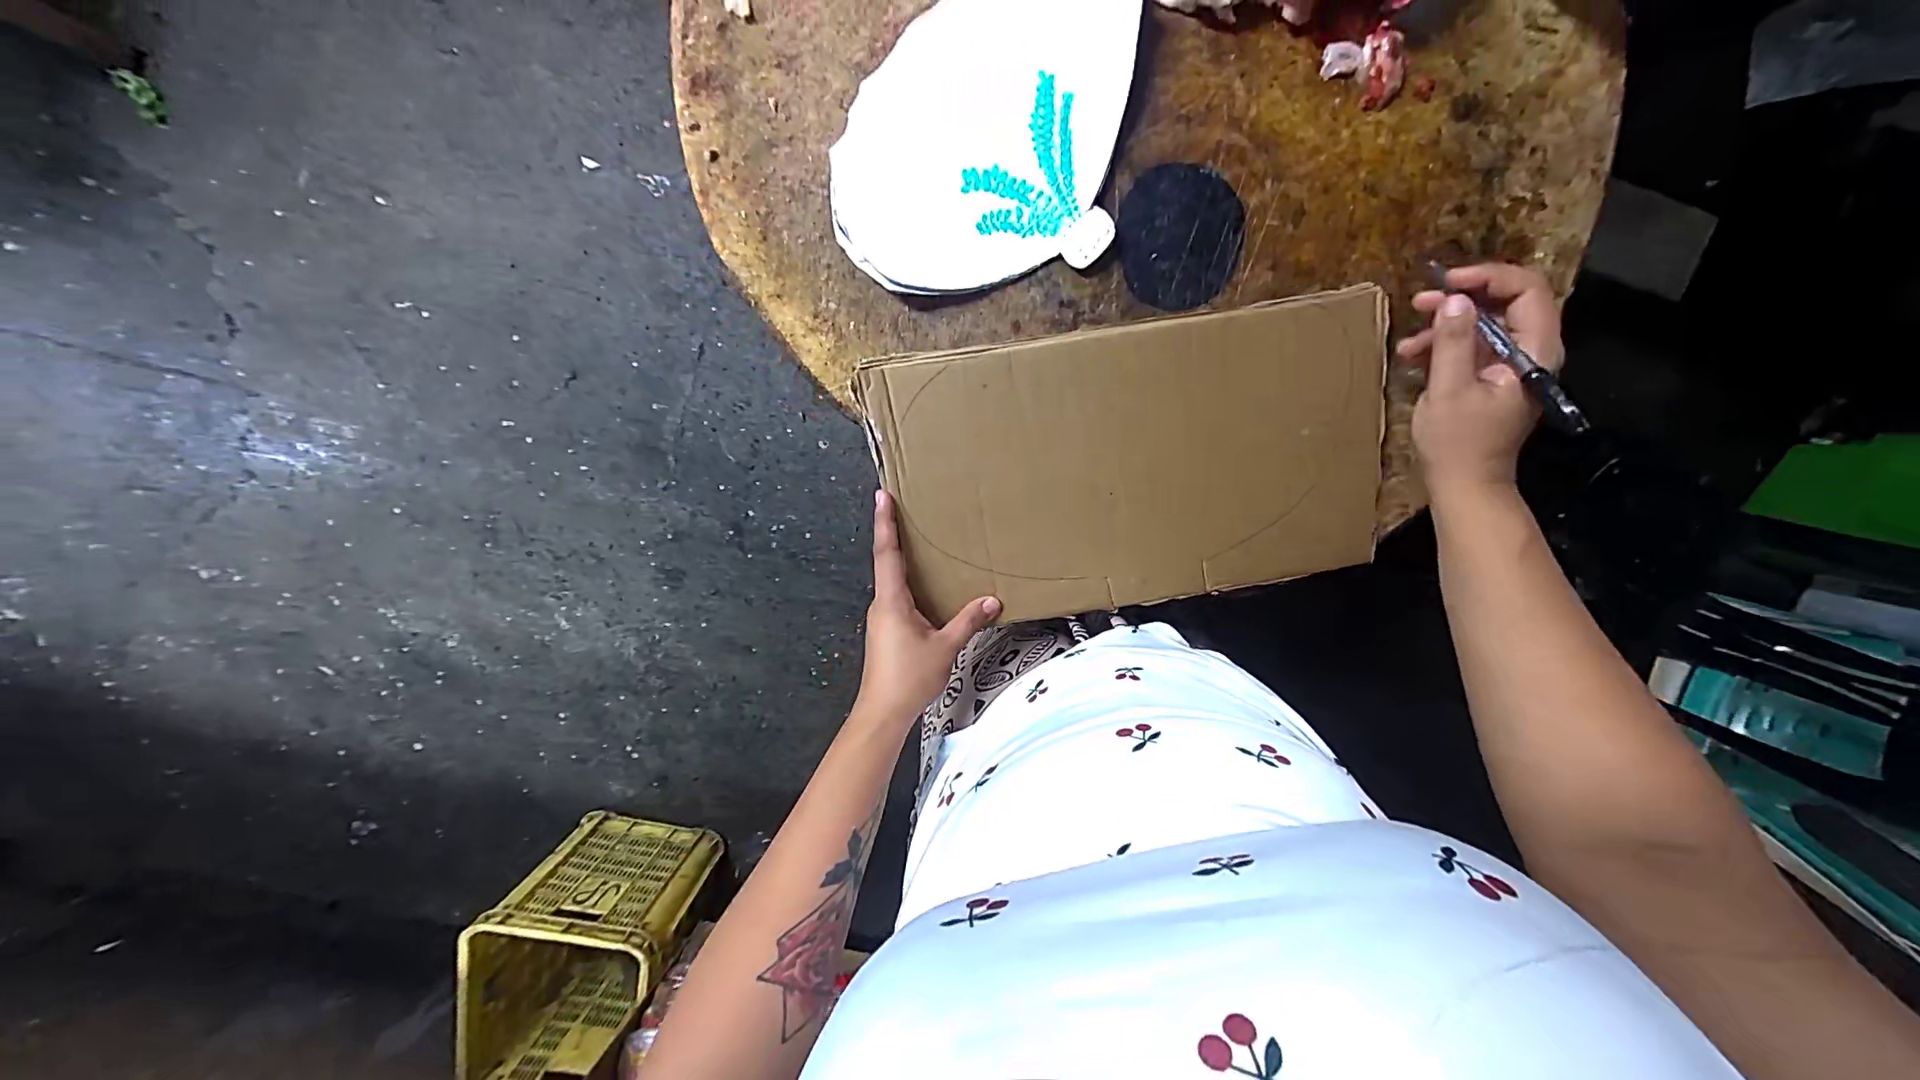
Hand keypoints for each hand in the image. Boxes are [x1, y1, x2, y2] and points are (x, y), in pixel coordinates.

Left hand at [854, 491, 1000, 723]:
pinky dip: (910, 586)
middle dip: (894, 534)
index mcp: (892, 601)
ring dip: (903, 562)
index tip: (882, 497)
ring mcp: (881, 619)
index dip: (885, 523)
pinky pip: (898, 599)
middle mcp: (881, 605)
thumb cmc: (908, 679)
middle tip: (900, 508)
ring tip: (918, 544)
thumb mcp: (945, 647)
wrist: (882, 712)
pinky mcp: (886, 632)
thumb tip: (991, 602)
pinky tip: (926, 590)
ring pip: (893, 583)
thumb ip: (968, 621)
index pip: (887, 553)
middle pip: (887, 562)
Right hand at [1394, 263, 1564, 498]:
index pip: (1527, 291)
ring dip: (1445, 326)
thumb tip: (1454, 300)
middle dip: (1461, 300)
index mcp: (1534, 352)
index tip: (1448, 282)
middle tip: (1420, 302)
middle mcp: (1530, 353)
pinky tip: (1413, 356)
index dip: (1488, 279)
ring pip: (1483, 327)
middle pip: (1504, 305)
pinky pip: (1470, 349)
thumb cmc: (1458, 442)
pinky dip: (1442, 347)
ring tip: (1408, 341)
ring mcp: (1509, 367)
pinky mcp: (1488, 380)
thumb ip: (1454, 343)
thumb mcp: (1449, 390)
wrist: (1464, 484)